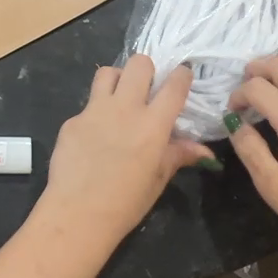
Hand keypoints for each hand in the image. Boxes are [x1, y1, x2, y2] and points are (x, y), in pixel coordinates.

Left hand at [35, 56, 216, 248]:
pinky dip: (96, 112)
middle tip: (147, 88)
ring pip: (108, 72)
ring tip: (120, 99)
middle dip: (147, 70)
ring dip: (118, 80)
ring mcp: (95, 111)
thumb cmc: (126, 203)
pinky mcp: (72, 119)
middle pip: (138, 64)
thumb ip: (178, 155)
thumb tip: (204, 150)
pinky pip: (88, 104)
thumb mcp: (158, 179)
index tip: (183, 75)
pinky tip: (95, 135)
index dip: (181, 75)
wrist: (78, 213)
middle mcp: (125, 109)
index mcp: (152, 125)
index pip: (173, 86)